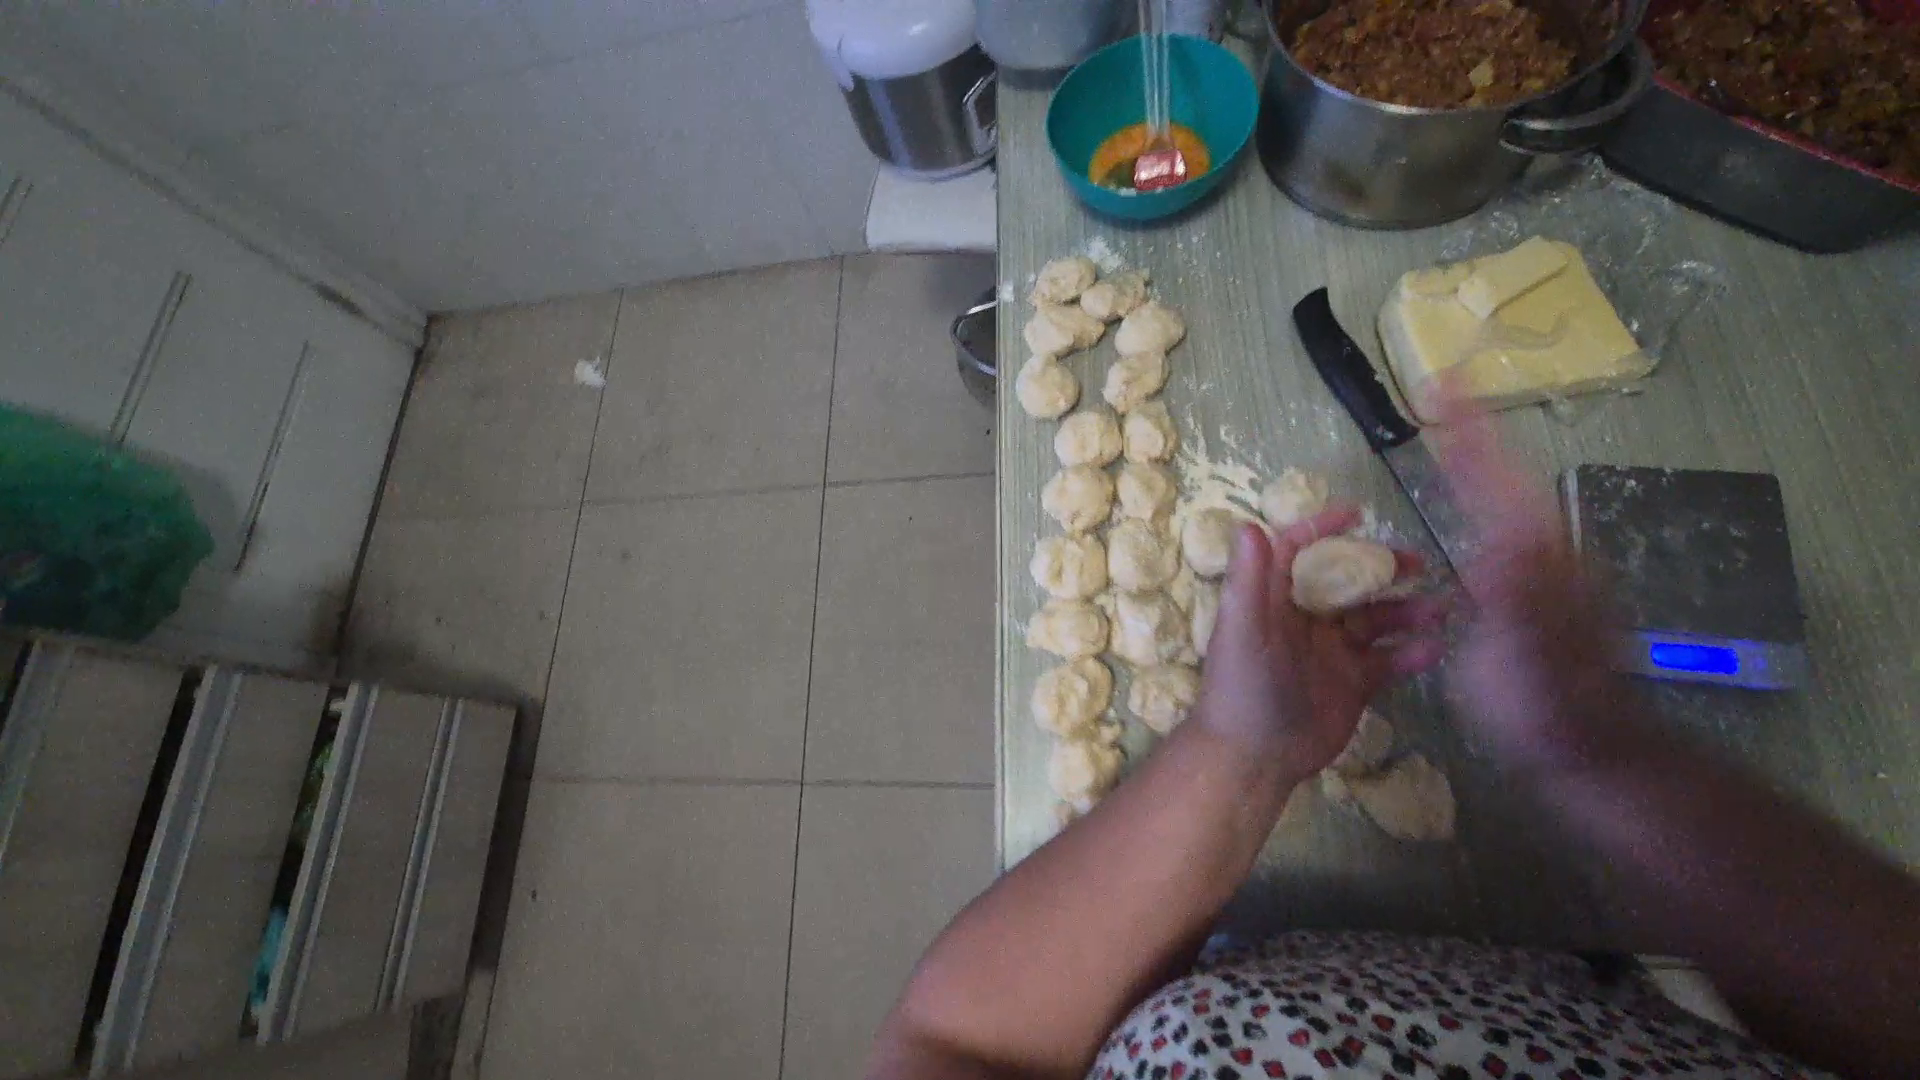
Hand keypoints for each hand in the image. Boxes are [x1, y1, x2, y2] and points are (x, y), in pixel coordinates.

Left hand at [1194, 507, 1447, 779]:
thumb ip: (1247, 579)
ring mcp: (1331, 651)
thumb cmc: (1242, 686)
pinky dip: (1413, 653)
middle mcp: (1303, 618)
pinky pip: (1389, 660)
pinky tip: (1437, 647)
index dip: (1322, 529)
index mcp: (1272, 599)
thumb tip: (1248, 524)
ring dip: (1407, 609)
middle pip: (1347, 581)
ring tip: (1443, 606)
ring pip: (1376, 619)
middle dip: (1381, 568)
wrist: (1255, 755)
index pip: (1296, 551)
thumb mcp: (1242, 628)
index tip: (1357, 513)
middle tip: (1420, 561)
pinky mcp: (1353, 683)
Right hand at [1428, 407, 1636, 772]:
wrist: (1580, 746)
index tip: (1447, 392)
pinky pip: (1489, 528)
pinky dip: (1471, 498)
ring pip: (1496, 500)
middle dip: (1473, 434)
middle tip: (1444, 395)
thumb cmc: (1544, 704)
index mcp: (1531, 558)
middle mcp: (1533, 551)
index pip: (1496, 482)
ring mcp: (1527, 571)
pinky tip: (1456, 498)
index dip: (1471, 436)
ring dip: (1472, 461)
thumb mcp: (1530, 653)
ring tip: (1446, 429)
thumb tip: (1503, 540)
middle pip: (1499, 479)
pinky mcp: (1514, 591)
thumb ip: (1520, 598)